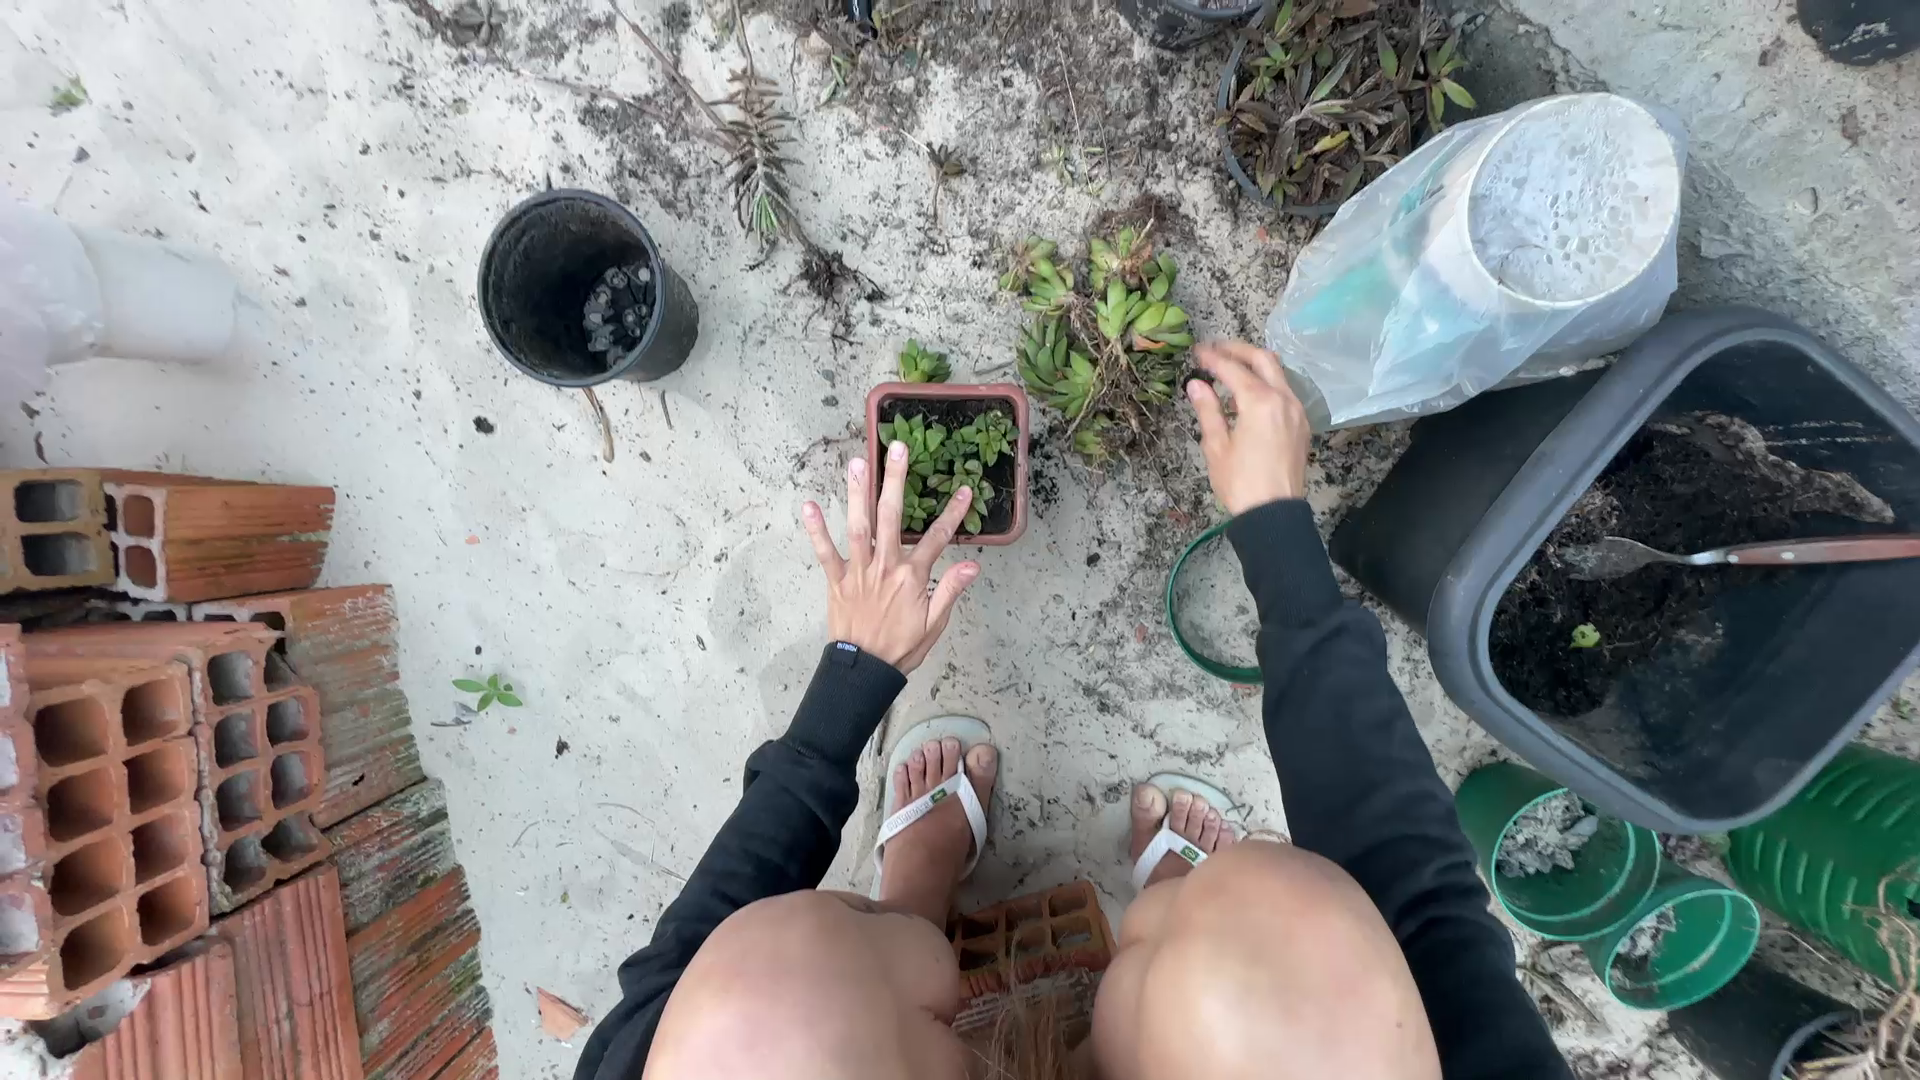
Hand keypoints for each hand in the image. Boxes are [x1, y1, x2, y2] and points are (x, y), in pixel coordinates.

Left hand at [800, 440, 981, 672]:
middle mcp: (885, 567)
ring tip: (857, 462)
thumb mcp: (935, 623)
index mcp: (912, 577)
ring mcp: (859, 571)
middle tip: (896, 447)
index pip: (938, 538)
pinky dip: (816, 530)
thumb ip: (951, 591)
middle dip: (895, 480)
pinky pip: (825, 552)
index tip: (963, 489)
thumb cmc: (903, 647)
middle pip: (892, 516)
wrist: (866, 670)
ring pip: (858, 526)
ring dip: (857, 493)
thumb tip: (972, 565)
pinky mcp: (837, 580)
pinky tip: (809, 505)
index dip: (953, 513)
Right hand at [1186, 341, 1310, 514]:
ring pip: (1278, 373)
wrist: (1274, 513)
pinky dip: (1266, 382)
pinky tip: (1249, 393)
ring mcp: (1297, 411)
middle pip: (1264, 359)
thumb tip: (1196, 385)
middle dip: (1238, 350)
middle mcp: (1284, 399)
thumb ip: (1208, 410)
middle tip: (1216, 349)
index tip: (1196, 352)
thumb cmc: (1240, 483)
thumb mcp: (1216, 446)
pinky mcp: (1301, 424)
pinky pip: (1285, 391)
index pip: (1233, 369)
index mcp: (1260, 403)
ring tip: (1231, 367)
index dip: (1213, 358)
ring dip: (1254, 364)